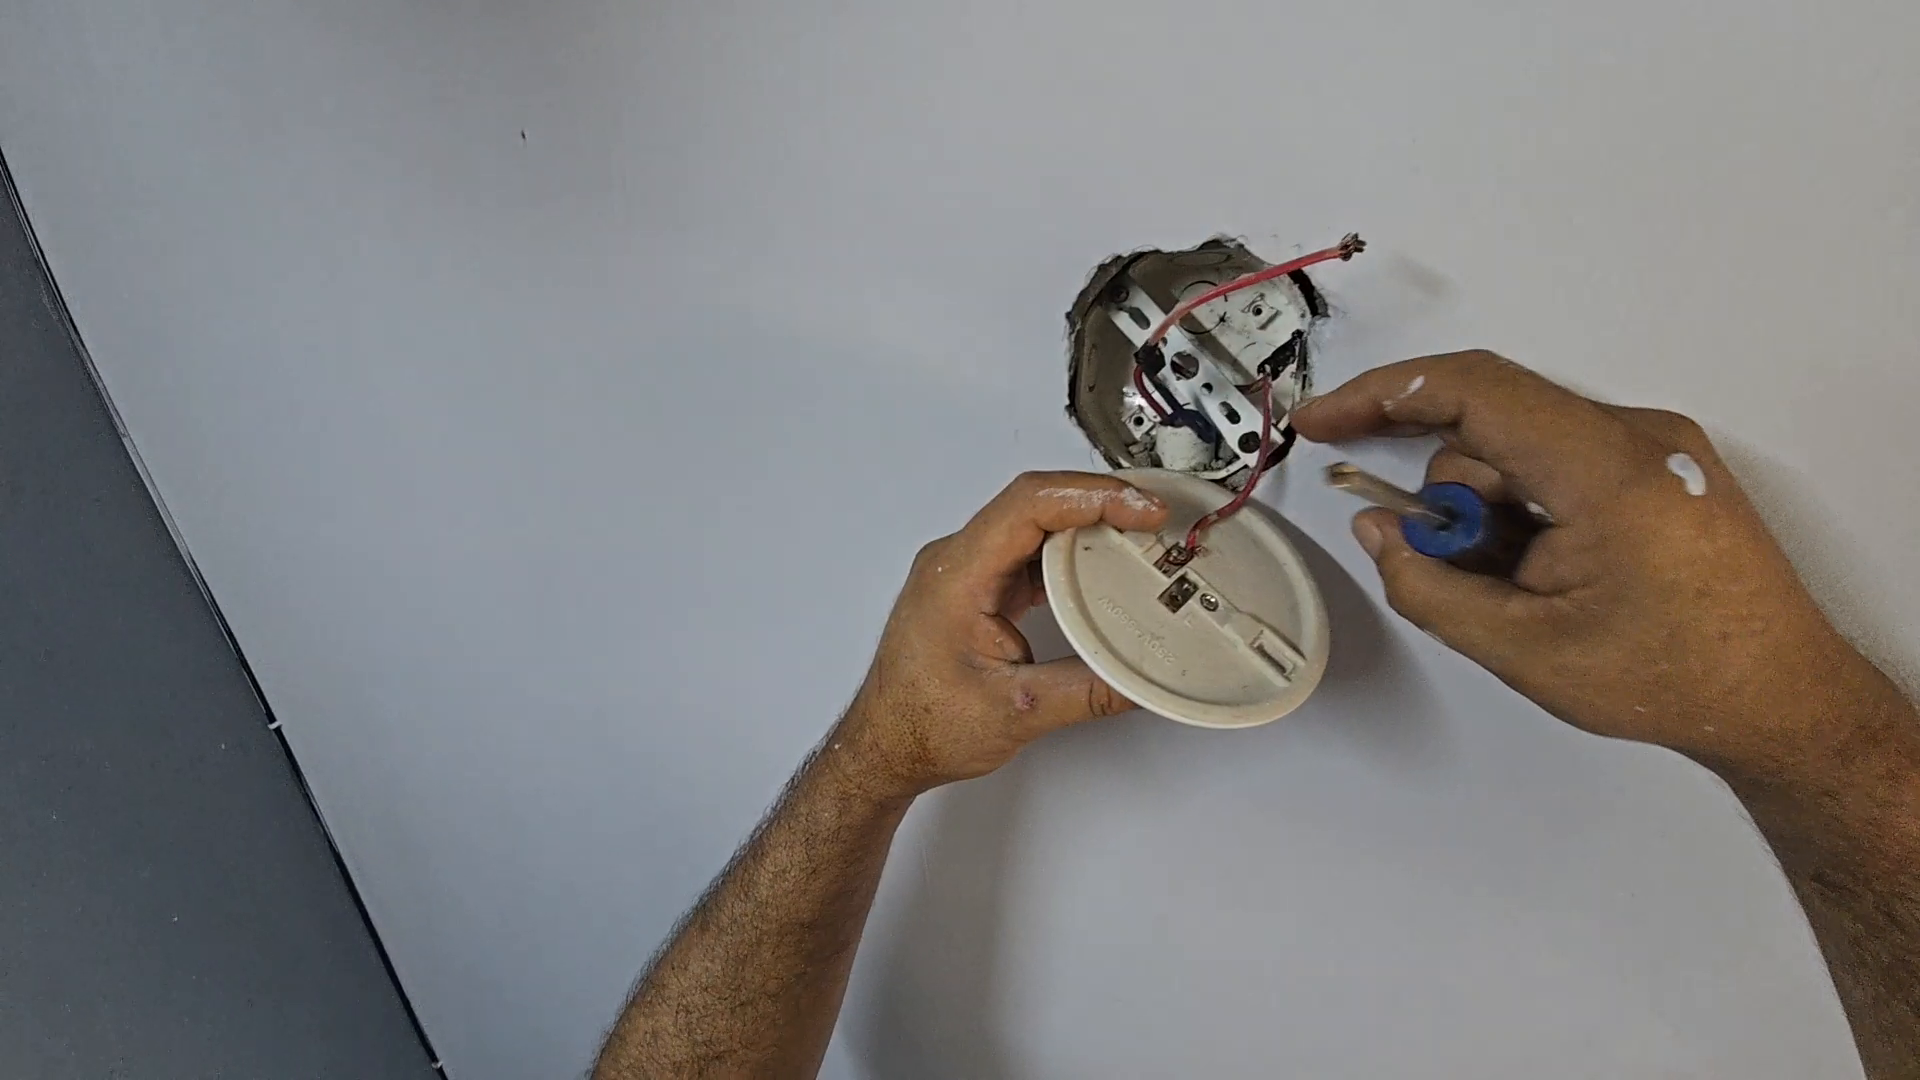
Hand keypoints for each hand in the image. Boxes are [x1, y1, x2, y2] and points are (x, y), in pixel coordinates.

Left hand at [831, 472, 1168, 801]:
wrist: (885, 744)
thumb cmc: (919, 723)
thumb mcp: (1015, 712)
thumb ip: (1086, 692)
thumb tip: (1138, 675)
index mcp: (955, 577)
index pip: (1028, 507)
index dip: (1091, 497)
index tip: (1138, 507)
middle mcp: (956, 563)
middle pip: (1033, 503)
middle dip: (1097, 499)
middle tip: (1150, 514)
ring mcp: (965, 572)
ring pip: (1032, 524)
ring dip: (1084, 523)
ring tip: (1134, 532)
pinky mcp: (977, 588)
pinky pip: (1027, 551)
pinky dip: (1068, 551)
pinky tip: (1098, 563)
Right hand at [1291, 351, 1894, 771]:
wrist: (1783, 701)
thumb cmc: (1667, 678)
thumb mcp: (1518, 648)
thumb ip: (1424, 586)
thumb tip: (1374, 529)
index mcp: (1609, 472)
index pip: (1475, 392)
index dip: (1380, 396)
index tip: (1318, 422)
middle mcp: (1631, 439)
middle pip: (1482, 421)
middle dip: (1426, 478)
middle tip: (1400, 533)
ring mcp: (1640, 450)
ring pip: (1503, 450)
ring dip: (1468, 510)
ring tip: (1495, 581)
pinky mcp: (1638, 469)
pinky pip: (1534, 465)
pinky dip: (1499, 510)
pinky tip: (1517, 564)